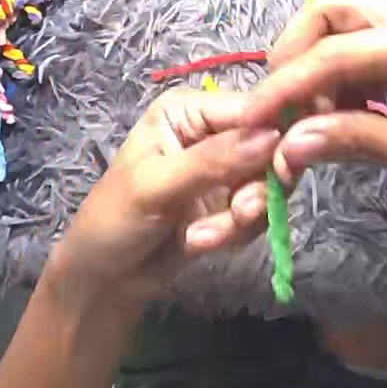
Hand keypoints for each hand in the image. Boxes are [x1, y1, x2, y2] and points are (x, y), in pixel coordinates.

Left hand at [46, 89, 280, 311]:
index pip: (250, 108)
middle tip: (239, 212)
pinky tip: (196, 242)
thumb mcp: (156, 185)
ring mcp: (225, 169)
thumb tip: (271, 136)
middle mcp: (213, 132)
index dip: (274, 134)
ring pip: (268, 184)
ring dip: (240, 217)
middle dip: (256, 187)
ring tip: (199, 237)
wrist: (104, 278)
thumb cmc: (114, 218)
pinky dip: (234, 233)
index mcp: (190, 109)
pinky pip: (260, 213)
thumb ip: (212, 161)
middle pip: (270, 146)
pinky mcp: (232, 203)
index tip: (282, 167)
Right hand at [241, 0, 386, 217]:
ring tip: (312, 120)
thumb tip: (290, 143)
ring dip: (314, 65)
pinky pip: (363, 43)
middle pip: (331, 10)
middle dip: (293, 57)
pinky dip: (339, 74)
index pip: (337, 50)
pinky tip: (344, 113)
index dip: (285, 85)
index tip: (250, 122)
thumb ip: (365, 142)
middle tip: (282, 113)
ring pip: (342, 22)